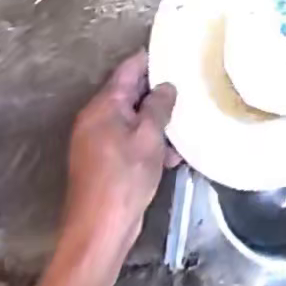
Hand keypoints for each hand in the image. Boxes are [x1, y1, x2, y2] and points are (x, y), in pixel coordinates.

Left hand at [66, 51, 177, 227]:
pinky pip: (130, 139)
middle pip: (132, 92)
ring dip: (157, 122)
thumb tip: (166, 86)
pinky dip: (149, 142)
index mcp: (103, 106)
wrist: (99, 232)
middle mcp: (96, 118)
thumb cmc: (124, 177)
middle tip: (189, 89)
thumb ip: (159, 105)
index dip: (155, 58)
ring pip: (134, 118)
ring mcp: (98, 141)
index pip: (130, 67)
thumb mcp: (149, 136)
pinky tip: (172, 155)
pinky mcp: (104, 161)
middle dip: (160, 93)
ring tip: (184, 127)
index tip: (179, 53)